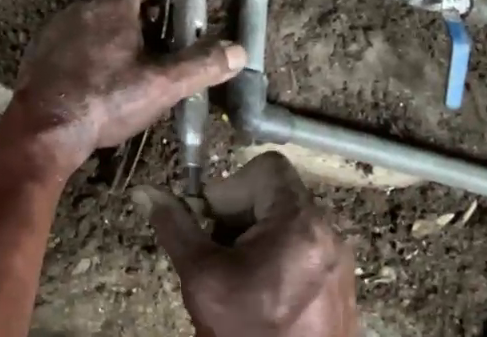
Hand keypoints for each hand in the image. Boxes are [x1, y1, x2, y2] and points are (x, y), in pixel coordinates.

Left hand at [3, 0, 244, 176]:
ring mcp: (56, 28)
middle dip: (136, 20)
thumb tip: (238, 51)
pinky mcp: (39, 50)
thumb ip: (200, 66)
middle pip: (115, 2)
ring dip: (109, 37)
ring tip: (127, 69)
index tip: (169, 13)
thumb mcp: (161, 86)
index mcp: (112, 7)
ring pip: (91, 23)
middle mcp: (81, 8)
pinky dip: (84, 53)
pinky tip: (94, 83)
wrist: (44, 126)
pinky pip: (69, 42)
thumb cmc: (106, 100)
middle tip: (156, 48)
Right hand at [135, 152, 358, 336]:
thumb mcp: (201, 277)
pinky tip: (262, 294)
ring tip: (240, 277)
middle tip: (221, 254)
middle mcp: (330, 235)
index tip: (215, 223)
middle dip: (239, 216)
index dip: (233, 187)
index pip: (267, 167)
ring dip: (255, 237)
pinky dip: (277, 258)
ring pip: (286, 221)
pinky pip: (303, 248)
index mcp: (301, 225)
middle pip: (275, 194)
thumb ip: (175, 225)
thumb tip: (144, 190)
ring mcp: (339, 263)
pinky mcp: (341, 287)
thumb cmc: (245, 335)